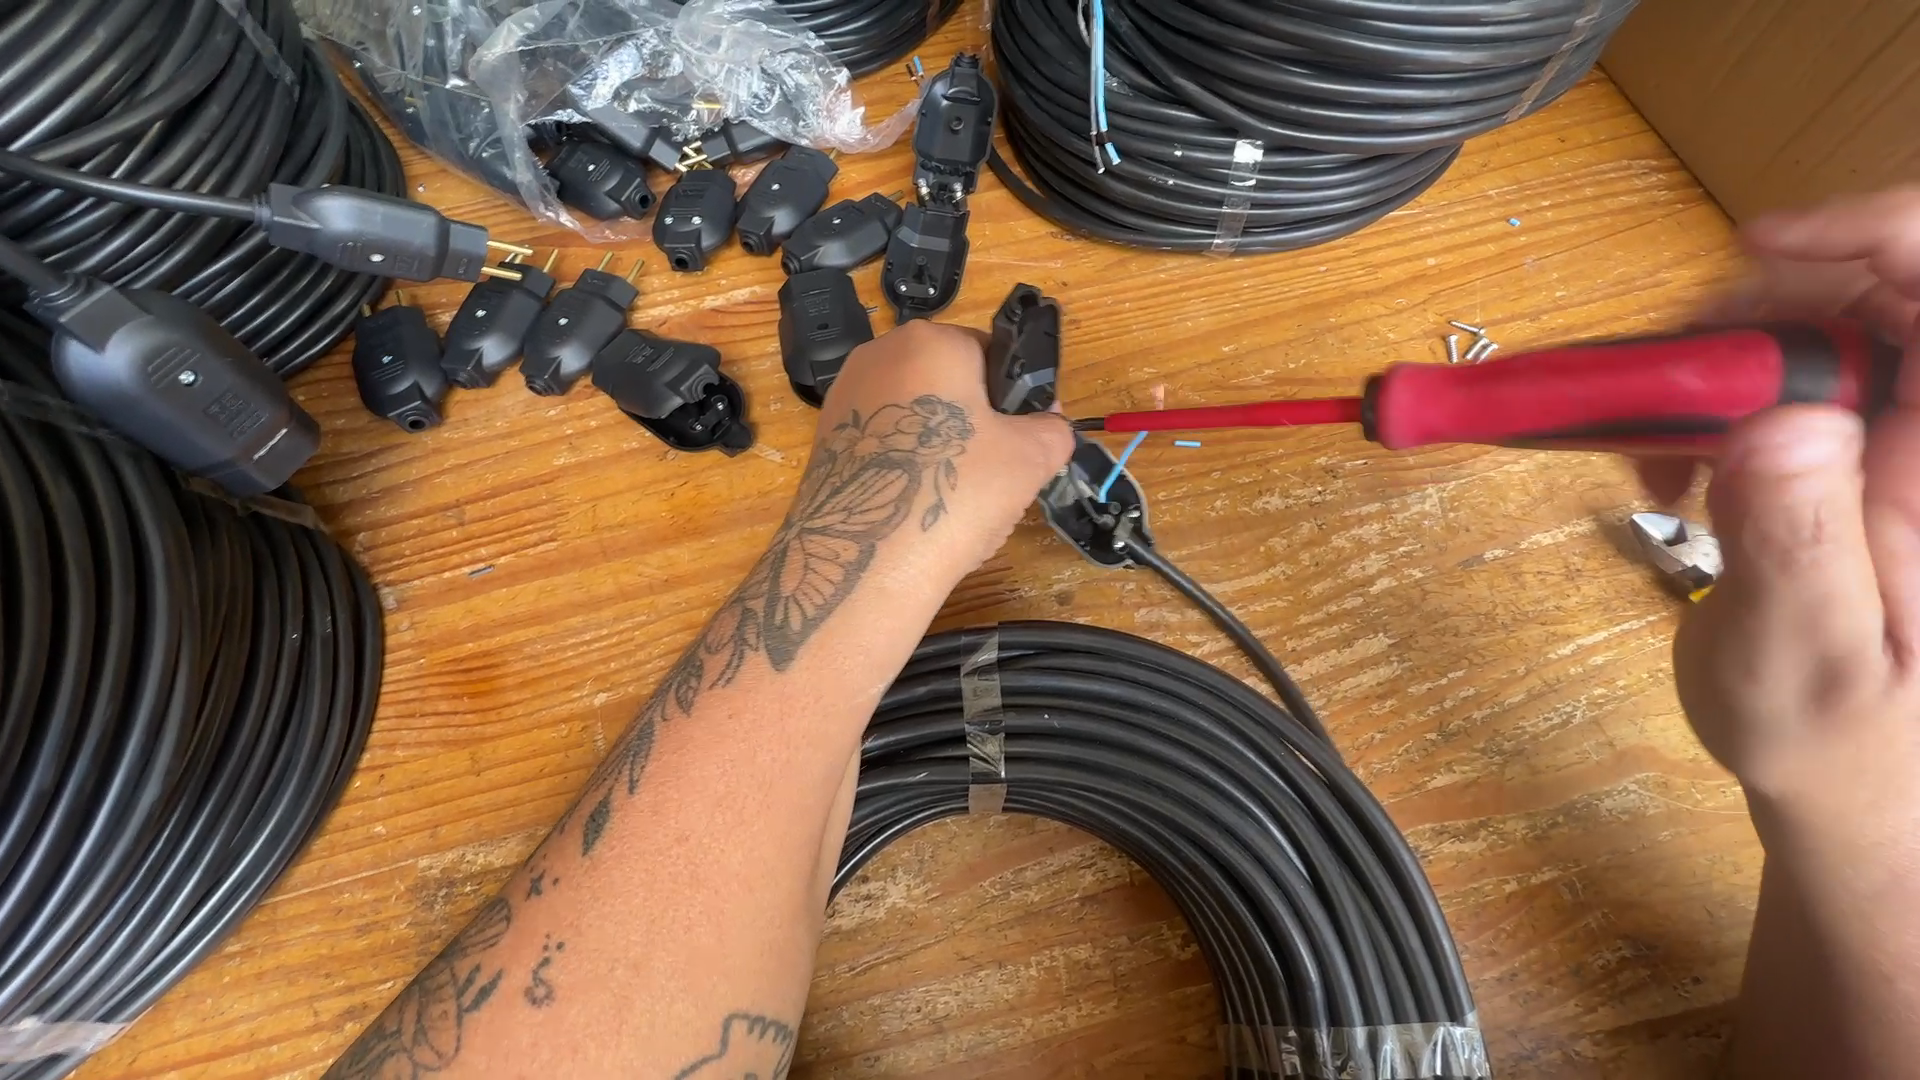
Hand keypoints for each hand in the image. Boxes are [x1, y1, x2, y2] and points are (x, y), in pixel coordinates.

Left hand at [808, 319, 1073, 582]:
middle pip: (950, 387)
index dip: (1015, 399)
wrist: (871, 562)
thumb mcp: (1031, 458)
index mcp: (930, 340)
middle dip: (977, 426)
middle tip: (994, 476)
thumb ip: (1053, 428)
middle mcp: (879, 355)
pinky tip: (923, 508)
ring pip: (918, 420)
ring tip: (958, 500)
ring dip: (946, 451)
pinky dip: (911, 469)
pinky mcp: (828, 440)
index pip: (991, 354)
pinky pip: (889, 446)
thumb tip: (1049, 420)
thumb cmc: (960, 492)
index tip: (1023, 441)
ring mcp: (846, 397)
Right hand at [1661, 189, 1919, 857]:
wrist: (1853, 777)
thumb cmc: (1831, 732)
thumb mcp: (1798, 649)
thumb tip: (1784, 420)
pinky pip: (1786, 393)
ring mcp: (1900, 454)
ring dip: (1713, 377)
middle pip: (1881, 299)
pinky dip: (1710, 413)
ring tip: (1653, 460)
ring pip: (1822, 340)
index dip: (1879, 235)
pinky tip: (1675, 474)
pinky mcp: (1853, 468)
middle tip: (1651, 391)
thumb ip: (1798, 539)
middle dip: (1749, 319)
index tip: (1756, 245)